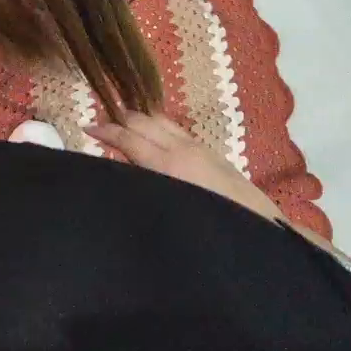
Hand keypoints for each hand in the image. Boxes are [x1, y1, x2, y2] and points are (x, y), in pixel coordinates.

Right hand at [88, 112, 284, 223]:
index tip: (85, 128)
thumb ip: (145, 184)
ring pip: (159, 120)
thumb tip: (121, 169)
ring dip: (137, 118)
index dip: (105, 131)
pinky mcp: (209, 151)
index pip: (128, 138)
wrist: (265, 232)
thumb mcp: (172, 210)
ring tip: (121, 123)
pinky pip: (173, 128)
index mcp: (169, 164)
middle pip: (142, 121)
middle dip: (118, 118)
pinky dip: (155, 124)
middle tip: (99, 123)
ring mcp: (198, 146)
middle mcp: (181, 147)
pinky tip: (151, 133)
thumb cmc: (214, 227)